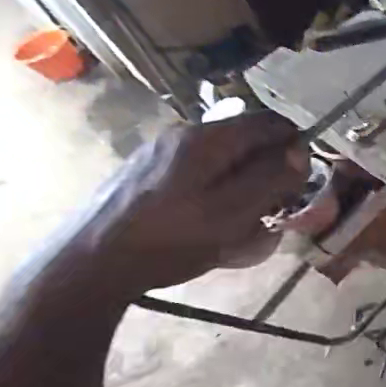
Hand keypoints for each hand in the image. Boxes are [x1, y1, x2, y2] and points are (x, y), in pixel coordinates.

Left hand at [61, 113, 308, 295]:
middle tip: (272, 208)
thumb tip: (300, 152)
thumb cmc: (167, 241)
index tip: (299, 181)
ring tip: (241, 222)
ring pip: (220, 155)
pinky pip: (195, 169)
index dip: (294, 146)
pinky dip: (214, 187)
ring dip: (241, 181)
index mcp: (208, 138)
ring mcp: (159, 150)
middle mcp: (184, 132)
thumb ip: (269, 180)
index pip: (270, 121)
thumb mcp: (230, 215)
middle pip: (245, 138)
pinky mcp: (142, 170)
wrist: (86, 265)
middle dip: (268, 168)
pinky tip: (205, 221)